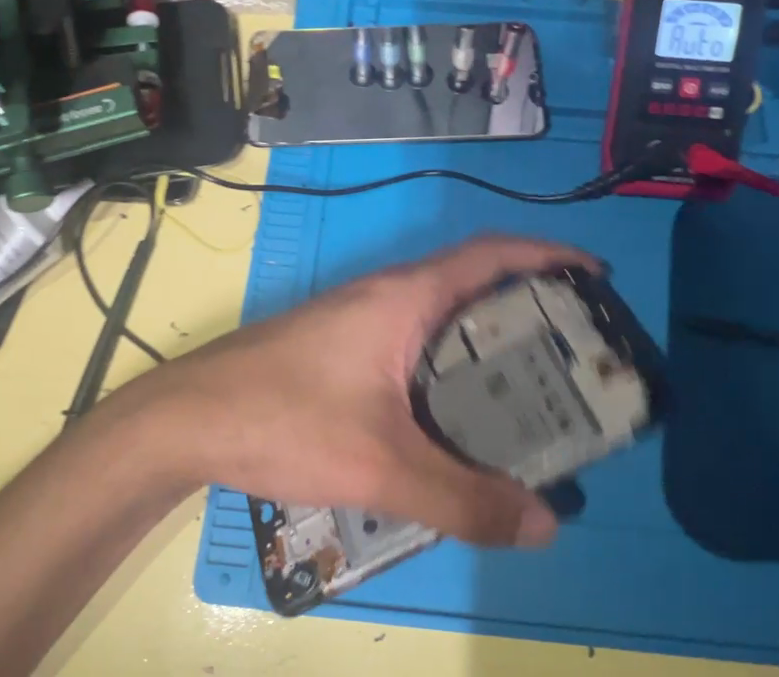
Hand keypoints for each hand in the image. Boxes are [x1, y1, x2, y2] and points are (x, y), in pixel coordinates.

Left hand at [113, 235, 589, 546]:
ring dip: (487, 333)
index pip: (491, 254)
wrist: (184, 420)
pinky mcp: (340, 346)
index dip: (547, 255)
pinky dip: (451, 358)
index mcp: (405, 298)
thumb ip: (463, 498)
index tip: (594, 273)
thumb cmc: (284, 420)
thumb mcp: (381, 467)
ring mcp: (358, 318)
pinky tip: (455, 410)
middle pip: (472, 281)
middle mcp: (386, 295)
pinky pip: (414, 338)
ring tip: (531, 381)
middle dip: (528, 302)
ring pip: (441, 312)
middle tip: (575, 345)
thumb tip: (546, 523)